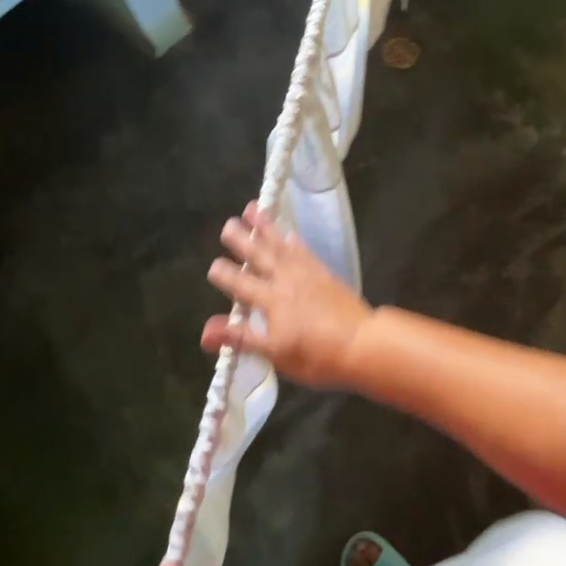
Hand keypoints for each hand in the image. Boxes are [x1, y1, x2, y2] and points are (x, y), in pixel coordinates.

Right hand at [203, 201, 374, 386]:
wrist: (362, 343)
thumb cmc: (316, 356)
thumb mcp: (274, 353)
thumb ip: (240, 338)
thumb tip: (204, 332)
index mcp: (271, 302)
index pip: (240, 285)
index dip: (225, 275)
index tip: (213, 265)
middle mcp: (285, 281)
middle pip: (259, 256)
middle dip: (242, 240)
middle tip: (228, 225)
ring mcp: (306, 274)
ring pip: (280, 245)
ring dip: (265, 227)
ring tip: (253, 209)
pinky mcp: (324, 273)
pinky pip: (304, 250)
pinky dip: (293, 239)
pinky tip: (289, 232)